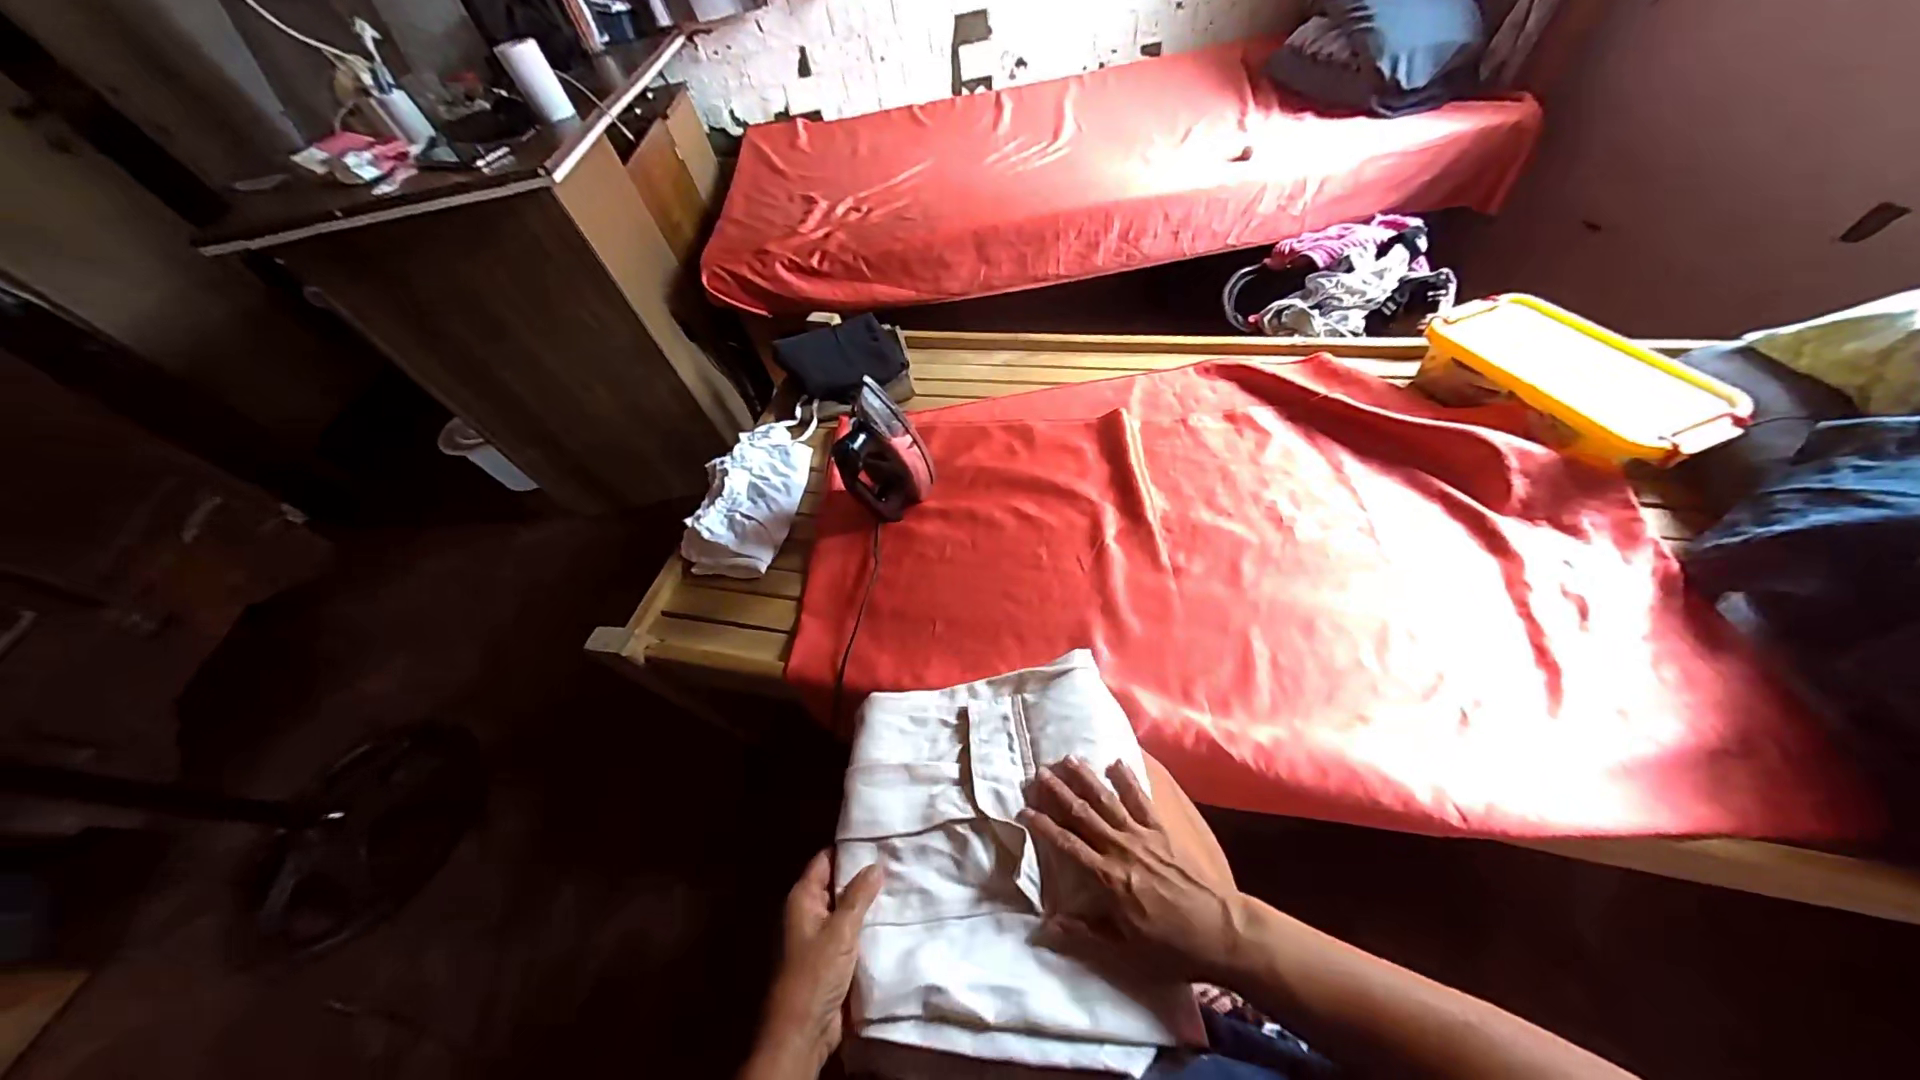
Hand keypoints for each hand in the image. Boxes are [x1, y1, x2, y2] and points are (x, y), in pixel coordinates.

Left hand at [741, 850, 883, 1079]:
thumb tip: (875, 864)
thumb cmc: (814, 975)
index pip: (826, 860)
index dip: (849, 849)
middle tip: (897, 860)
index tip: (878, 839)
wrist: (802, 1032)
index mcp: (802, 898)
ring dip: (867, 902)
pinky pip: (851, 931)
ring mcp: (819, 935)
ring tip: (901, 884)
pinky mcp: (831, 957)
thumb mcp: (840, 931)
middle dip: (864, 875)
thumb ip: (858, 896)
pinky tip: (892, 918)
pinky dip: (867, 925)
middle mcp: (808, 912)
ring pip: (846, 908)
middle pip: (838, 883)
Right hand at [1020, 757, 1244, 981]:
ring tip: (1069, 758)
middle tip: (1039, 771)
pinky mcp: (1164, 831)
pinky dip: (1129, 781)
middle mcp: (1121, 849)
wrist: (1223, 933)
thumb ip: (1085, 935)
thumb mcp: (1125, 952)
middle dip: (1059, 792)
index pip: (1067, 845)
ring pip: (1108, 801)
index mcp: (1108, 878)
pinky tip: (1117, 762)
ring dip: (1087, 778)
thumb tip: (1045, 926)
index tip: (1024, 809)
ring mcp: (1144, 836)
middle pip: (1083, 814)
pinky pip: (1142, 800)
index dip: (1043, 826)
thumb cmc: (1172, 947)